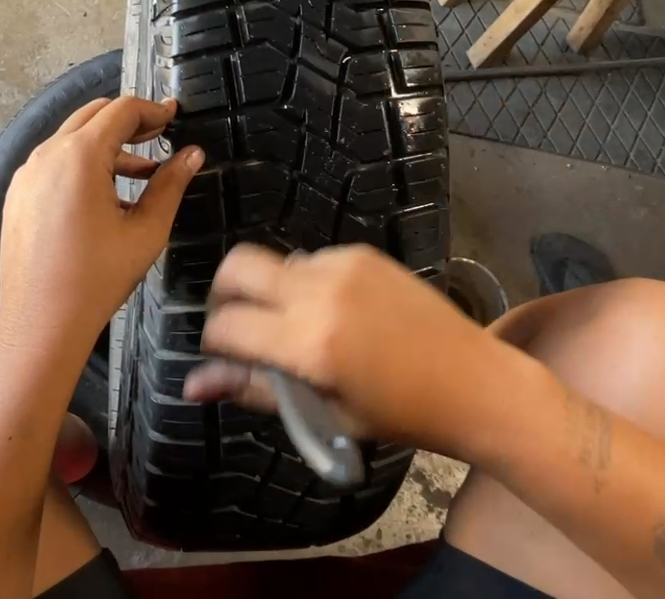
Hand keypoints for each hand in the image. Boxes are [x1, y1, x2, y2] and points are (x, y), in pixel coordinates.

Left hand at [0, 96, 202, 351]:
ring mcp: (26, 174)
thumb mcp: (146, 230)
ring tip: (140, 171)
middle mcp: (47, 154)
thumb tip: (192, 154)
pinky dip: (81, 164)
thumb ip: (171, 184)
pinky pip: (53, 163)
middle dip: (128, 120)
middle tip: (160, 134)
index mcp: (79, 155)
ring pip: (71, 138)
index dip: (152, 109)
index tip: (174, 115)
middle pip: (93, 115)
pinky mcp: (17, 195)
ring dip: (106, 144)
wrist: (41, 323)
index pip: (121, 111)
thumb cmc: (97, 278)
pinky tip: (105, 195)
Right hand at [184, 244, 508, 454]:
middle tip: (237, 320)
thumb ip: (253, 390)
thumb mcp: (322, 414)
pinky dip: (306, 282)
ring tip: (298, 326)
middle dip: (223, 292)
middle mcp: (318, 292)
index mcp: (308, 344)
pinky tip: (334, 312)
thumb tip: (193, 384)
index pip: (227, 326)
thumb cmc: (397, 414)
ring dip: (271, 290)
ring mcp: (342, 264)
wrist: (471, 380)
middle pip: (237, 265)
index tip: (225, 354)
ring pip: (275, 263)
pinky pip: (311, 260)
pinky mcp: (362, 252)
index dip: (215, 342)